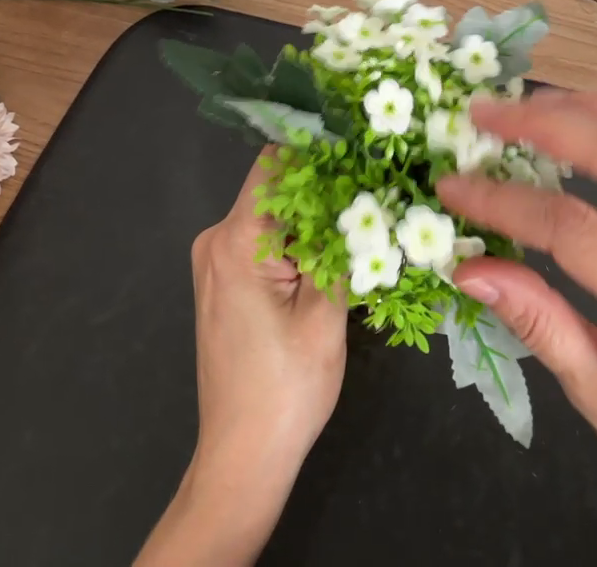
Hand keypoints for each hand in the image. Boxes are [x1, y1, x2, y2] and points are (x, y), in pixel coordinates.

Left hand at [136, 153, 347, 566]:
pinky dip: (300, 243)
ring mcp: (217, 262)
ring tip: (369, 217)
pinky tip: (339, 252)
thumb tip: (362, 195)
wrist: (243, 454)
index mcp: (236, 242)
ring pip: (276, 216)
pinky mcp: (226, 281)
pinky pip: (267, 243)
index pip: (275, 164)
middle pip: (277, 189)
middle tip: (379, 184)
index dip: (318, 147)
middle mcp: (216, 241)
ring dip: (317, 218)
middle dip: (326, 186)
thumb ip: (341, 248)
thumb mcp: (326, 315)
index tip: (363, 140)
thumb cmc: (286, 389)